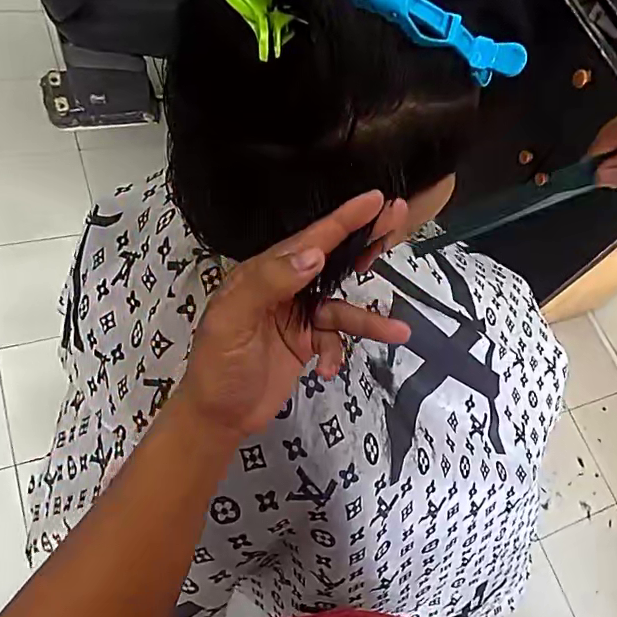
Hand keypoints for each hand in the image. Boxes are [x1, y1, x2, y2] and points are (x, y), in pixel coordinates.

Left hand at [170, 191, 410, 441]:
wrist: (219, 417)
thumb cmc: (218, 367)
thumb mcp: (233, 321)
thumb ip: (268, 283)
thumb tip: (313, 254)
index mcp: (263, 274)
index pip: (310, 240)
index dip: (344, 219)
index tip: (375, 200)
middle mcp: (284, 288)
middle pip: (333, 261)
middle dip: (366, 243)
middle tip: (397, 218)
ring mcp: (297, 316)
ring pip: (342, 308)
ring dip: (369, 321)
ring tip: (398, 332)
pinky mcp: (306, 342)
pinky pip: (335, 339)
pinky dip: (337, 354)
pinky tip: (327, 371)